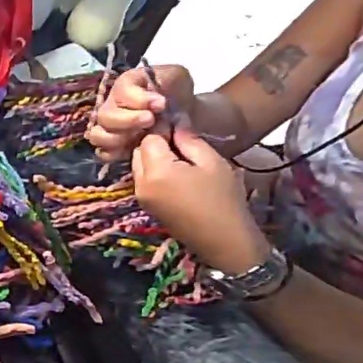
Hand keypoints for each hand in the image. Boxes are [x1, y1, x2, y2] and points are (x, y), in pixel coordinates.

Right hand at [87, 64, 193, 161]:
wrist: (184, 115)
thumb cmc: (176, 92)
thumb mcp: (176, 76)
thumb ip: (168, 79)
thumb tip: (157, 102)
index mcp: (124, 86)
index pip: (121, 91)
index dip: (139, 99)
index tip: (162, 104)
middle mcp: (111, 106)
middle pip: (105, 115)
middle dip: (129, 120)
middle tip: (151, 121)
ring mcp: (108, 128)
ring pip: (97, 135)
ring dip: (117, 138)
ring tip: (139, 137)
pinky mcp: (112, 148)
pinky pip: (103, 153)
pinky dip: (115, 153)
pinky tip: (133, 150)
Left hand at [132, 129, 271, 273]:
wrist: (223, 240)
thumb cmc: (222, 198)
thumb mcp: (210, 162)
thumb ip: (188, 139)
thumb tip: (176, 121)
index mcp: (155, 172)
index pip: (149, 138)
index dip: (163, 128)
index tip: (179, 124)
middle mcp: (140, 184)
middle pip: (139, 150)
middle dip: (156, 142)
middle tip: (181, 139)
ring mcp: (140, 196)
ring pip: (139, 164)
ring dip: (154, 156)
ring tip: (180, 155)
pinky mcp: (146, 205)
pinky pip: (143, 178)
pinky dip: (154, 170)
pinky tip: (175, 170)